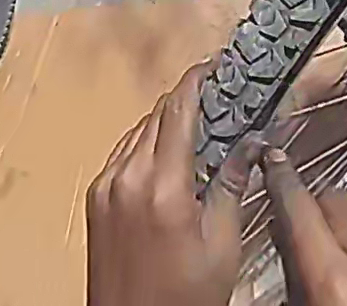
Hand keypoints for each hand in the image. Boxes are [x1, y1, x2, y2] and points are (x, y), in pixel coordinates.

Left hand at [87, 64, 252, 305]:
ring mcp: (106, 186)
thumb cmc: (186, 297)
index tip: (214, 65)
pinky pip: (123, 151)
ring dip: (166, 120)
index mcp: (164, 185)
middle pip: (159, 114)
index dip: (197, 80)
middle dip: (186, 99)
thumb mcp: (222, 245)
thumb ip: (232, 183)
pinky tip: (164, 155)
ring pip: (140, 129)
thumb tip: (252, 141)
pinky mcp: (94, 198)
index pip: (179, 109)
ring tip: (194, 125)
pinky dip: (145, 142)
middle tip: (213, 96)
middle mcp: (128, 176)